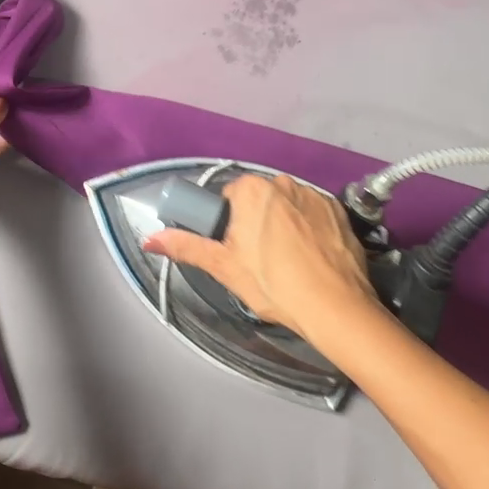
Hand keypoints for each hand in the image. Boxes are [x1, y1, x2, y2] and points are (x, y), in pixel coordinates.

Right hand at [144, 173, 378, 338]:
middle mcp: (284, 182)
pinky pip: (314, 213)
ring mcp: (315, 194)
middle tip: (261, 260)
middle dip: (257, 222)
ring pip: (288, 206)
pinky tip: (312, 257)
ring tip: (290, 262)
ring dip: (285, 224)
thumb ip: (187, 247)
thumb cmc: (273, 284)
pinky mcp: (339, 210)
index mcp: (253, 189)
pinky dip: (311, 229)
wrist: (335, 306)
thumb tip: (149, 239)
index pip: (230, 197)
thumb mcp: (225, 268)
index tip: (237, 249)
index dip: (230, 224)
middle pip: (260, 200)